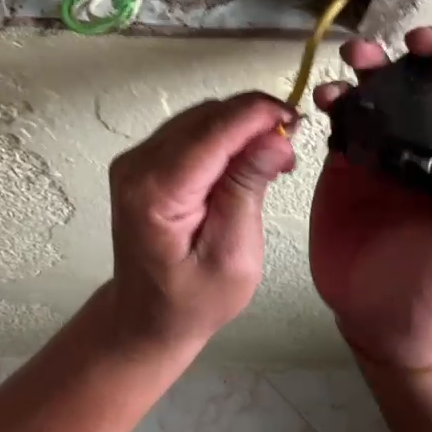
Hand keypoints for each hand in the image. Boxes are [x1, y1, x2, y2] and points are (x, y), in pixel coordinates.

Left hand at [105, 92, 297, 350]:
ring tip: (273, 156)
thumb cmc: (192, 300)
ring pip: (198, 118)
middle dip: (252, 120)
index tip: (295, 117)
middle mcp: (137, 165)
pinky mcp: (142, 159)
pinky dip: (222, 135)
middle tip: (290, 146)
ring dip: (239, 126)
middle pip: (205, 118)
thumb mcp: (233, 257)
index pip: (212, 132)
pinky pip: (189, 130)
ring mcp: (135, 159)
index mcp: (155, 192)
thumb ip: (248, 190)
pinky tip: (244, 158)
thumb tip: (275, 137)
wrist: (146, 316)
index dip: (256, 115)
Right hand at [309, 28, 431, 369]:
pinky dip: (333, 96)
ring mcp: (387, 147)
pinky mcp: (347, 156)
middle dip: (429, 53)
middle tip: (418, 42)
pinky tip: (327, 97)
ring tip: (358, 55)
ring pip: (383, 88)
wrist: (374, 315)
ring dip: (373, 63)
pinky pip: (342, 114)